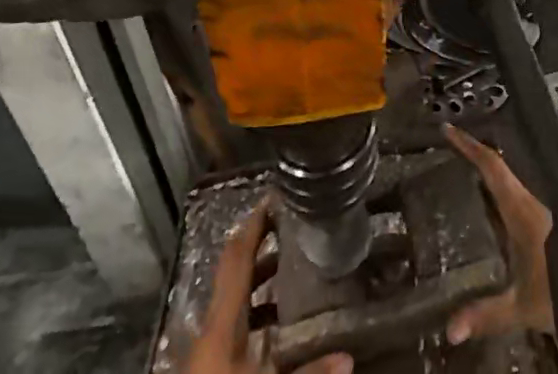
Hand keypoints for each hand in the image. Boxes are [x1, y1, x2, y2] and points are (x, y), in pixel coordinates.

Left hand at [190, 197, 352, 373]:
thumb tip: (349, 358)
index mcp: (221, 322)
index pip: (236, 258)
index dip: (253, 226)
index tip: (275, 199)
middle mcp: (211, 326)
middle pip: (236, 274)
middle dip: (265, 250)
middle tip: (297, 232)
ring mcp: (209, 346)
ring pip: (236, 300)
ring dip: (263, 282)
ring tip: (297, 272)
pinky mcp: (212, 363)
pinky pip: (236, 324)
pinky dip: (259, 312)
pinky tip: (282, 325)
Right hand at [442, 124, 554, 342]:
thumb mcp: (521, 306)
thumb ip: (486, 314)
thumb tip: (450, 330)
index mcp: (521, 210)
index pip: (492, 167)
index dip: (469, 146)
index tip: (448, 129)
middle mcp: (528, 202)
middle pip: (498, 166)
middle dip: (472, 150)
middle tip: (445, 142)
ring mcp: (537, 209)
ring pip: (507, 177)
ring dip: (484, 166)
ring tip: (456, 162)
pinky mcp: (542, 220)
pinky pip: (511, 191)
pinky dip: (493, 184)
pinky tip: (481, 197)